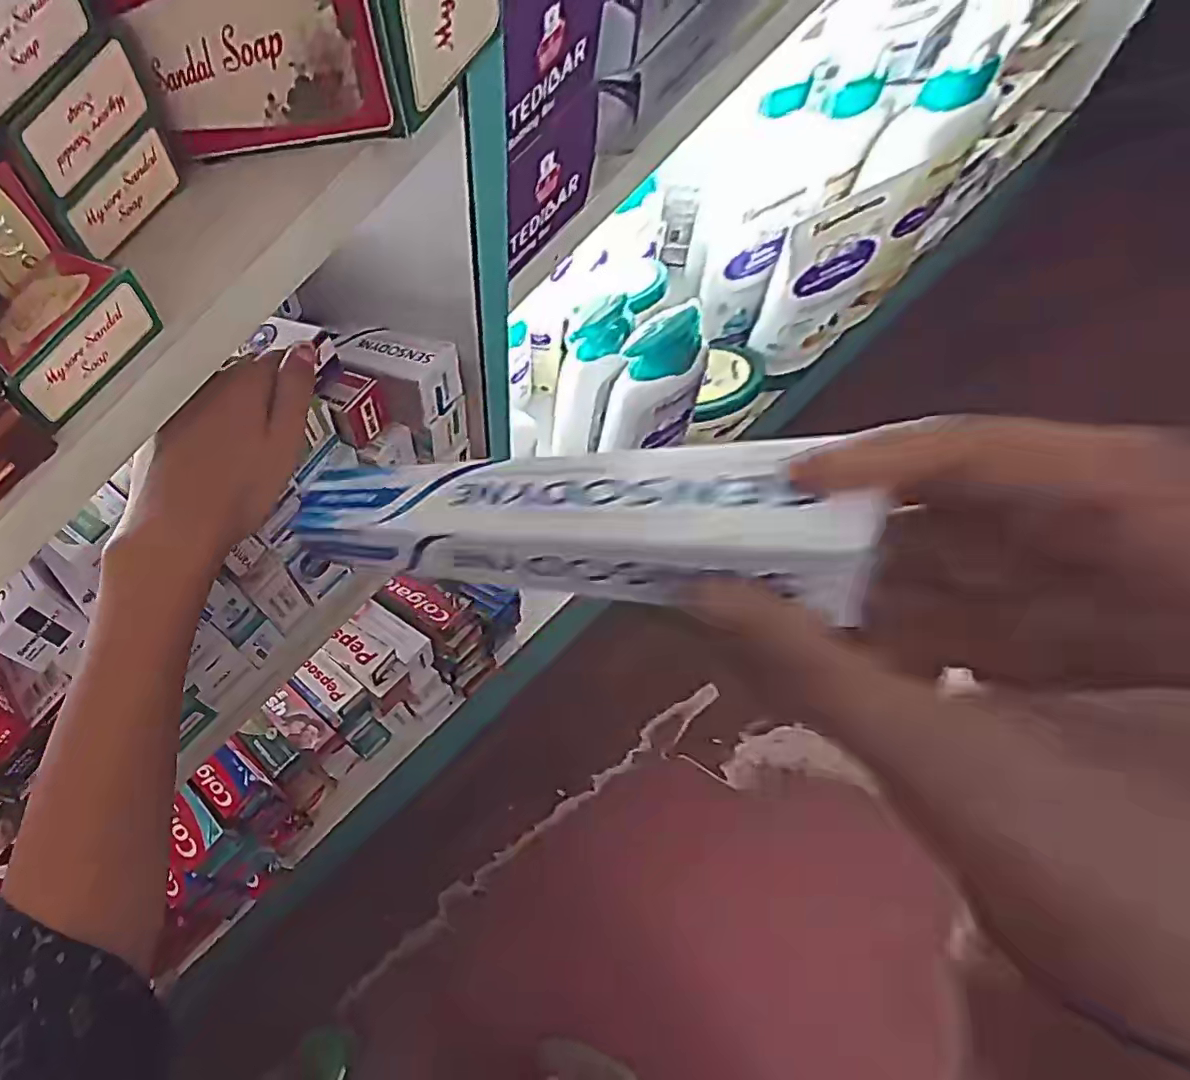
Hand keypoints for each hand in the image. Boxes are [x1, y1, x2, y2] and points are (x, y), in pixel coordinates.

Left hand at [108, 344, 317, 588]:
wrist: (176, 529)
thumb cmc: (236, 494)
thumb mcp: (284, 443)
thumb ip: (295, 391)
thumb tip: (304, 350)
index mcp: (244, 381)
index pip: (278, 357)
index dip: (293, 378)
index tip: (298, 401)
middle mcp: (208, 383)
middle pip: (243, 374)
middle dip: (259, 397)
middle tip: (269, 441)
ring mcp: (180, 405)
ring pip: (216, 396)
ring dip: (230, 412)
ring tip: (238, 457)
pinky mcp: (160, 428)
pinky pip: (191, 417)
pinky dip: (203, 430)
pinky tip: (209, 462)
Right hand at [691, 418, 1189, 1049]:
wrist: (1180, 983)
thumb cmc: (1115, 887)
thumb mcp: (955, 767)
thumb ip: (814, 671)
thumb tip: (698, 596)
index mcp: (1182, 577)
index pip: (1049, 462)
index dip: (911, 457)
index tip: (794, 481)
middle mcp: (1162, 577)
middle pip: (990, 510)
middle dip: (859, 522)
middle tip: (747, 526)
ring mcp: (1131, 622)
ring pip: (969, 566)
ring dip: (857, 577)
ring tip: (752, 578)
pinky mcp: (1087, 663)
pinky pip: (971, 616)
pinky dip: (884, 623)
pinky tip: (806, 634)